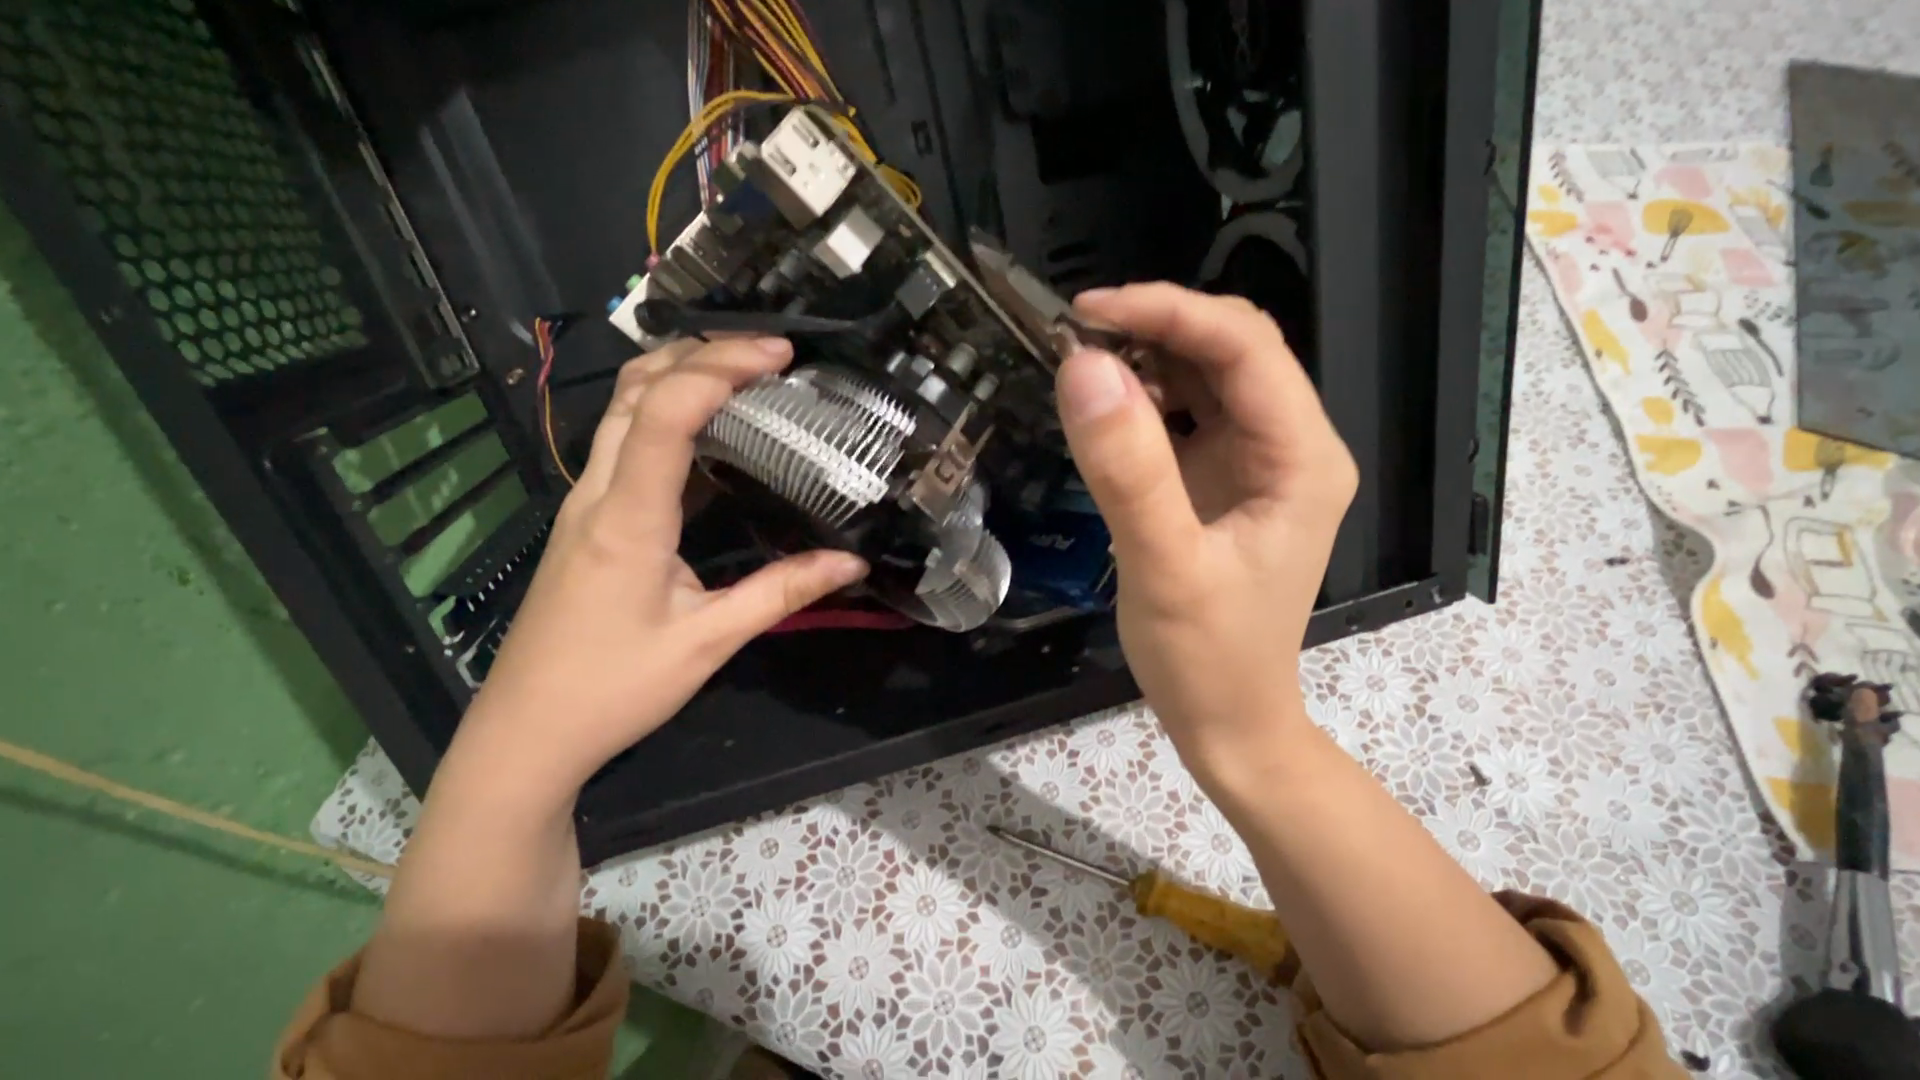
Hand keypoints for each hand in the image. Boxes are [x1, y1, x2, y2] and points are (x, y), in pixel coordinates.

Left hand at [454, 337, 868, 797]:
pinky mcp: (586, 519)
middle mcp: (597, 494)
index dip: (721, 368)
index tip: (780, 356)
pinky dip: (666, 412)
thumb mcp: (708, 643)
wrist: (528, 728)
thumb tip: (851, 562)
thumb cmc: (615, 689)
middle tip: (769, 355)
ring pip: (623, 409)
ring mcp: (584, 503)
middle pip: (636, 390)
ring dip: (678, 375)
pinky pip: (623, 443)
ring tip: (745, 374)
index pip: (667, 413)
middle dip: (701, 353)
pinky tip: (709, 431)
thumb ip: (780, 593)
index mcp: (628, 518)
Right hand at [1055, 284, 1357, 780]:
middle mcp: (1291, 445)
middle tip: (1072, 336)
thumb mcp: (1164, 567)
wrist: (1228, 720)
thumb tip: (1082, 366)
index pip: (1245, 347)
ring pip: (1207, 374)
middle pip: (1232, 348)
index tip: (1085, 312)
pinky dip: (1143, 396)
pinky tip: (1104, 405)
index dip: (1168, 312)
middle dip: (1155, 327)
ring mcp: (1259, 460)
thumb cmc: (1207, 657)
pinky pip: (1188, 413)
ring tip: (1078, 363)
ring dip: (1146, 357)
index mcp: (1302, 457)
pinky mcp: (1225, 478)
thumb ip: (1128, 470)